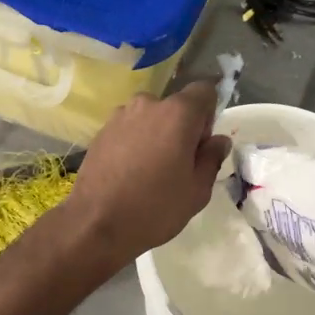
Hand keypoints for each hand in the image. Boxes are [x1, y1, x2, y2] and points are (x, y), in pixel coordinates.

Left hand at [62, 82, 229, 265]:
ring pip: (151, 117)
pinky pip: (129, 128)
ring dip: (156, 134)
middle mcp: (149, 104)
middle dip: (182, 128)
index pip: (204, 91)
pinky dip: (135, 142)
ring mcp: (121, 114)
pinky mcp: (102, 129)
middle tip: (178, 164)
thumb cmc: (155, 207)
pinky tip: (129, 172)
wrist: (95, 223)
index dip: (209, 114)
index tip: (201, 144)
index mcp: (178, 113)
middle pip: (176, 106)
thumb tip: (218, 140)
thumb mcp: (197, 190)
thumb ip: (212, 158)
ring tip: (150, 170)